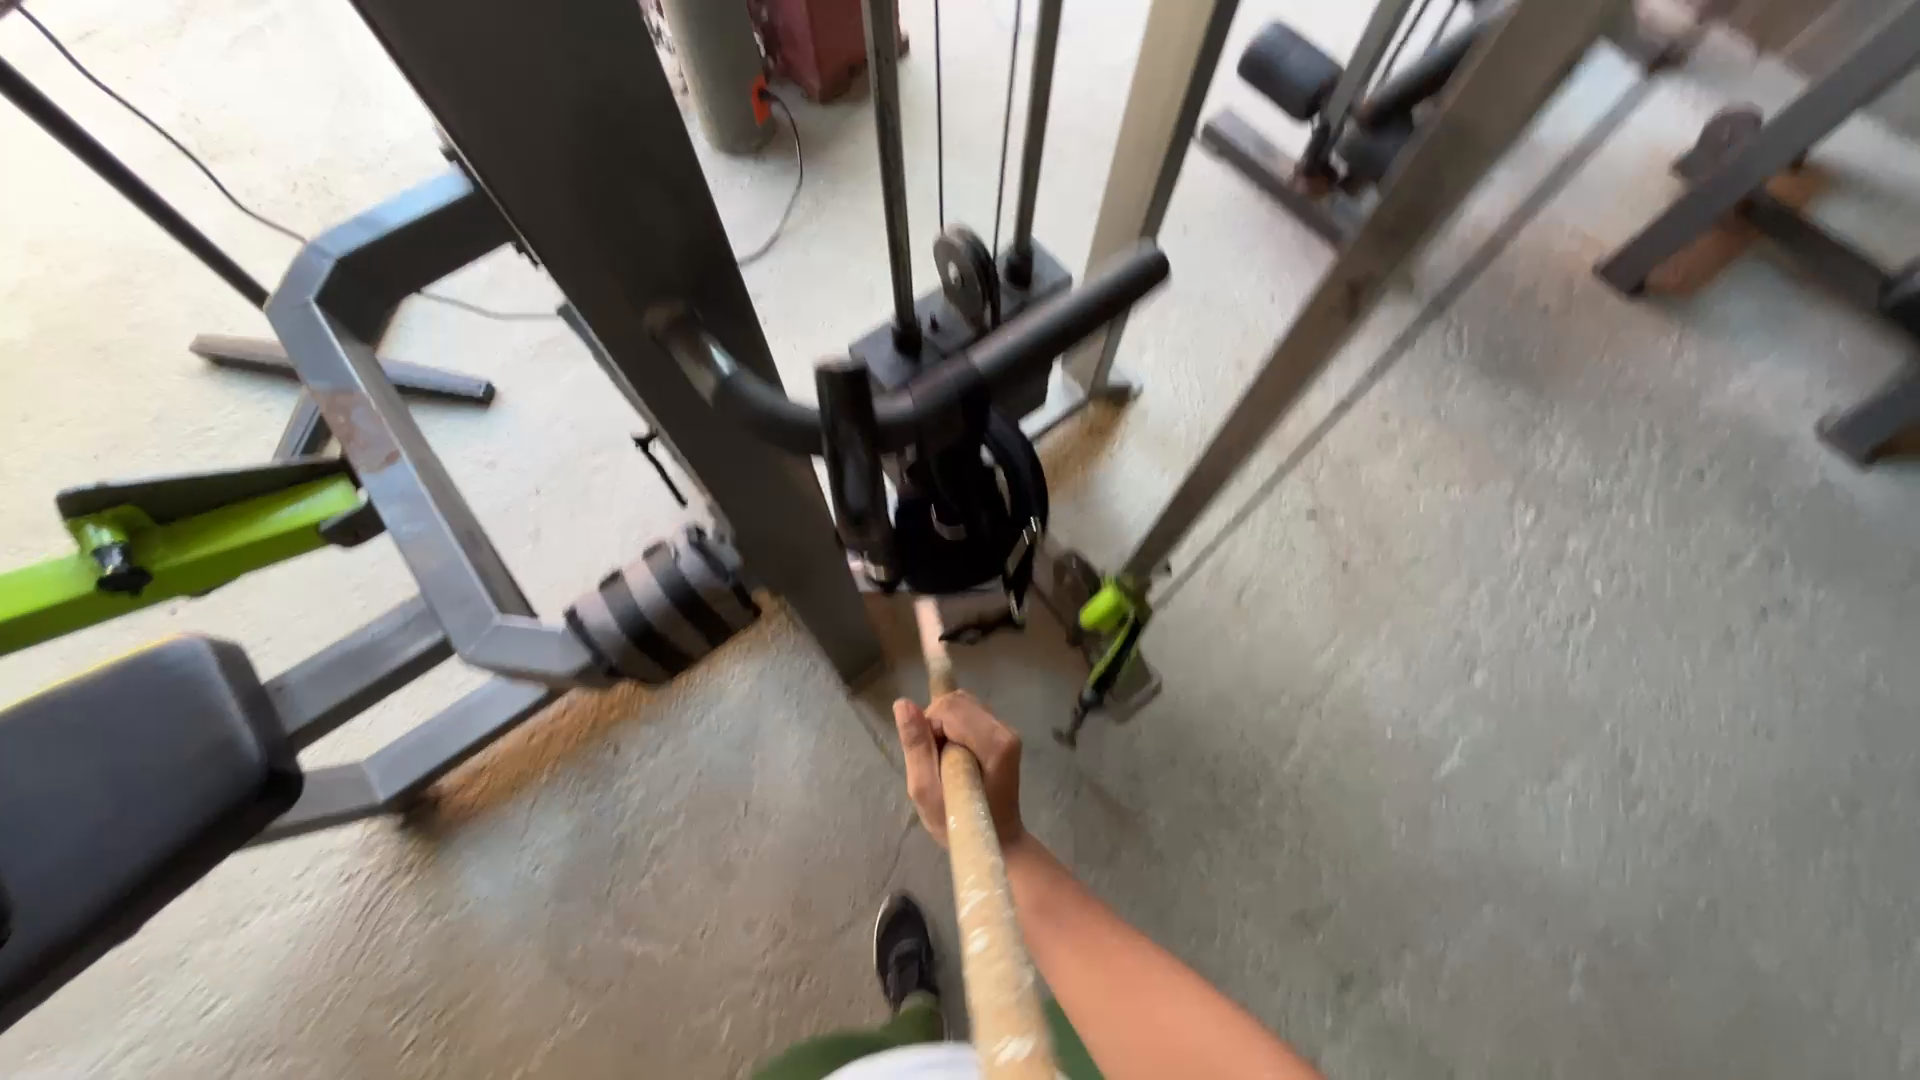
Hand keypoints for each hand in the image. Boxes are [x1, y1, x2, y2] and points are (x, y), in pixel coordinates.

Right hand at [893, 690, 1026, 851]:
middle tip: (935, 759)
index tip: (928, 758)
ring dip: (945, 725)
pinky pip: (971, 714)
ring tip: (945, 759)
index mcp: (992, 743)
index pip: (948, 707)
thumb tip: (903, 703)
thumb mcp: (926, 790)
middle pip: (958, 700)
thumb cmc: (958, 823)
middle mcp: (1005, 730)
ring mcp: (1008, 730)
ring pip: (964, 704)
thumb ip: (916, 745)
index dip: (928, 727)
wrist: (998, 840)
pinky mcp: (1005, 733)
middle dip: (936, 723)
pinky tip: (956, 755)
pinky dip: (956, 728)